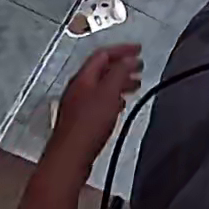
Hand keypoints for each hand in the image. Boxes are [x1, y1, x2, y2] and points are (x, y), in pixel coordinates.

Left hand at [42, 44, 142, 174]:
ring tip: (134, 86)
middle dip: (122, 66)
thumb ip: (120, 72)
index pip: (103, 54)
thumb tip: (128, 59)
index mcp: (83, 77)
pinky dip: (112, 98)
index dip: (122, 50)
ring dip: (119, 83)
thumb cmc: (87, 126)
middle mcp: (78, 88)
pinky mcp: (79, 121)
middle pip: (102, 69)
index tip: (138, 50)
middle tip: (138, 67)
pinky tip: (119, 106)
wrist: (69, 158)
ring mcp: (77, 104)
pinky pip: (98, 101)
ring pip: (101, 85)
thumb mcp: (109, 93)